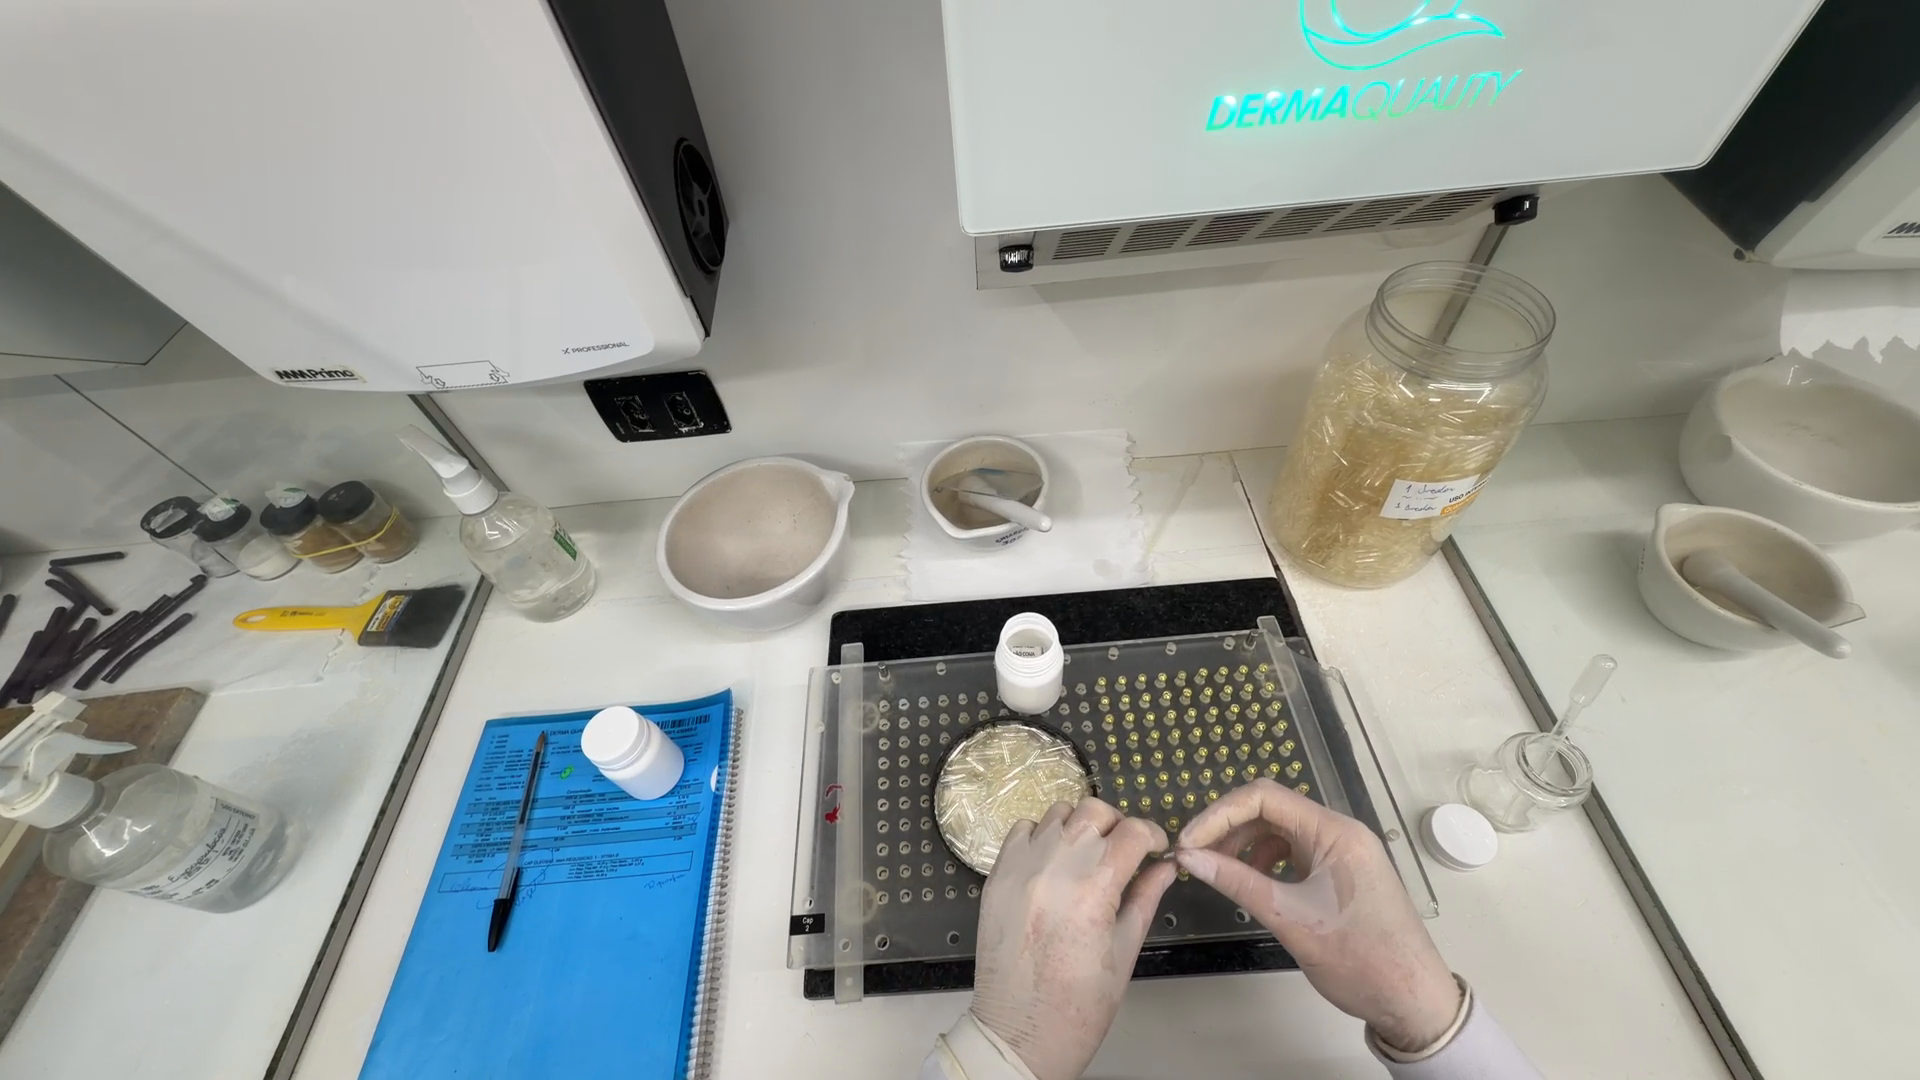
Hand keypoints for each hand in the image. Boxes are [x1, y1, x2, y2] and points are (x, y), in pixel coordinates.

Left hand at [970, 798, 1177, 1079]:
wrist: (1018, 1034)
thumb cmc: (1078, 1005)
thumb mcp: (1124, 953)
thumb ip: (1145, 899)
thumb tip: (1166, 866)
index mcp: (1095, 887)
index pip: (1132, 832)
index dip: (1151, 834)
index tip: (1156, 846)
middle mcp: (1056, 864)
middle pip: (1094, 810)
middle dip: (1117, 824)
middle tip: (1123, 850)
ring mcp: (1022, 864)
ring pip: (1058, 812)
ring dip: (1079, 825)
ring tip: (1087, 854)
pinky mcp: (997, 871)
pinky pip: (1023, 828)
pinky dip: (1042, 834)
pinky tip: (1052, 860)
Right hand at [1174, 780, 1460, 1051]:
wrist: (1417, 1007)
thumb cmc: (1360, 960)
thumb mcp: (1291, 920)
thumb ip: (1236, 882)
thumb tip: (1188, 857)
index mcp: (1334, 832)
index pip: (1264, 797)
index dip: (1220, 813)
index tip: (1190, 841)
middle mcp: (1339, 831)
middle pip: (1269, 809)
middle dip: (1228, 828)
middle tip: (1195, 854)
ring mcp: (1341, 850)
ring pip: (1278, 829)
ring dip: (1243, 844)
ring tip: (1218, 869)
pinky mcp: (1339, 871)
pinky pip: (1292, 850)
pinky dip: (1264, 860)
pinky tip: (1250, 882)